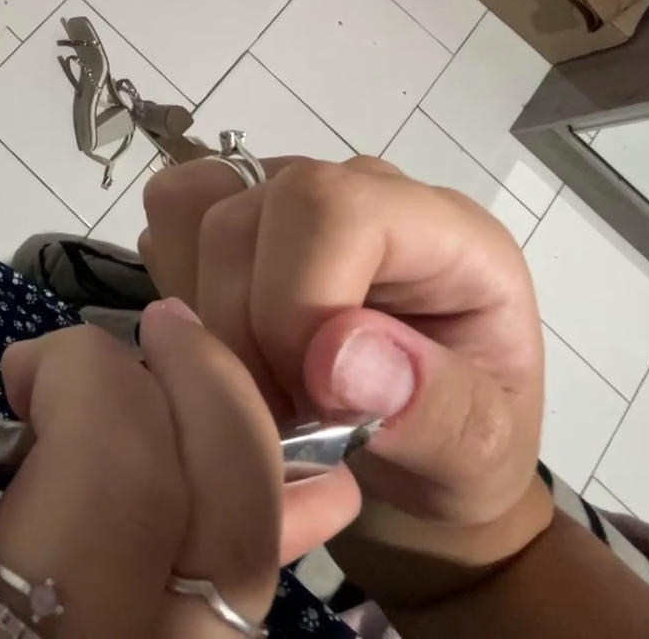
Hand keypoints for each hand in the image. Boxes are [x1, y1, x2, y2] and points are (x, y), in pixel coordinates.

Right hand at [140, 156, 550, 604]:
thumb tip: (334, 355)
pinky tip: (227, 341)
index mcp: (438, 228)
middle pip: (238, 216)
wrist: (418, 454)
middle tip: (280, 410)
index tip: (308, 398)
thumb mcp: (482, 461)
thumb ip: (435, 411)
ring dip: (201, 313)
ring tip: (255, 378)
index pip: (326, 208)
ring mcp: (281, 192)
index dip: (291, 301)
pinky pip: (166, 220)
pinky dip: (177, 288)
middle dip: (238, 330)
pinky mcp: (228, 209)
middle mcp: (351, 187)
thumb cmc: (457, 451)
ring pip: (187, 210)